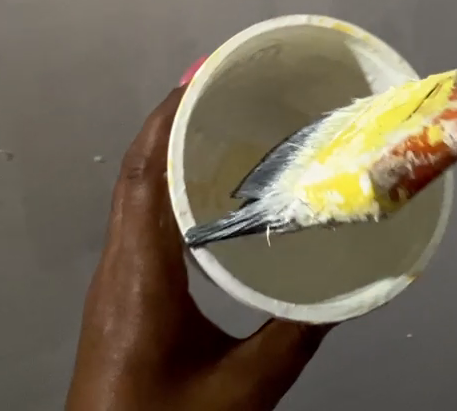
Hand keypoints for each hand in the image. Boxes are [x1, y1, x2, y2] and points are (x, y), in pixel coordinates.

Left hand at [66, 87, 328, 410]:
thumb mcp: (242, 392)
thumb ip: (293, 336)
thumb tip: (342, 287)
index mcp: (138, 273)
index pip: (143, 173)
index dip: (167, 119)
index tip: (201, 77)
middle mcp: (118, 264)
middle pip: (136, 172)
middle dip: (171, 122)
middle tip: (219, 88)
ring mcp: (114, 279)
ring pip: (134, 194)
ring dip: (165, 151)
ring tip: (214, 125)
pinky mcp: (119, 294)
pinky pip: (139, 219)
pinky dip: (164, 187)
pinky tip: (200, 193)